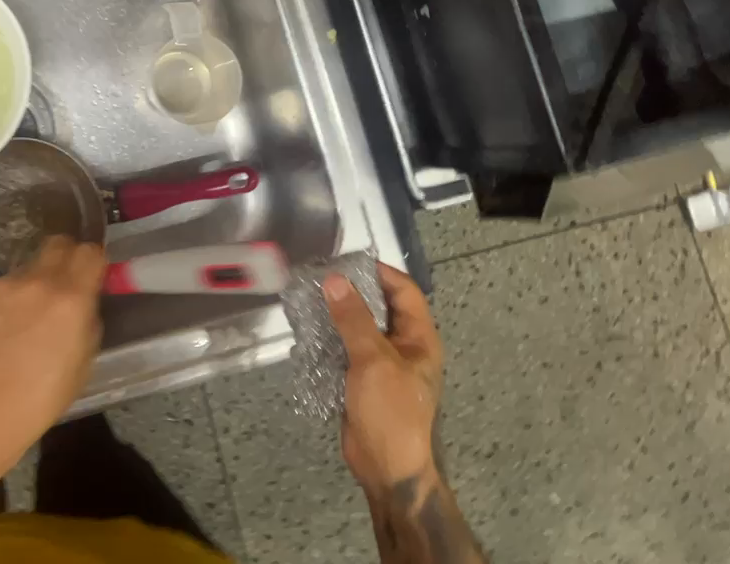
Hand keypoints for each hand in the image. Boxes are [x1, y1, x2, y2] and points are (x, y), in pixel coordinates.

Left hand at [0, 236, 106, 471]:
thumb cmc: (40, 399)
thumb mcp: (83, 364)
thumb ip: (87, 322)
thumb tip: (84, 305)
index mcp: (71, 298)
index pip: (90, 252)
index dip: (94, 261)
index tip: (93, 275)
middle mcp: (39, 281)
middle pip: (59, 243)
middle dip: (67, 256)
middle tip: (66, 283)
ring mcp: (6, 284)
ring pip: (31, 265)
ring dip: (38, 280)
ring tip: (31, 315)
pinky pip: (7, 284)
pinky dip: (14, 296)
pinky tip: (6, 326)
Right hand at [326, 262, 445, 494]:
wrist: (386, 467)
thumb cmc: (390, 411)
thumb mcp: (373, 360)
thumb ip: (354, 319)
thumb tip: (335, 279)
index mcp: (420, 339)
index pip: (405, 291)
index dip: (381, 272)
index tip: (348, 261)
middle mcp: (405, 346)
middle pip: (382, 305)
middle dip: (355, 289)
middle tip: (322, 276)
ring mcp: (384, 363)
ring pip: (362, 325)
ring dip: (339, 311)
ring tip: (310, 297)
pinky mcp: (364, 377)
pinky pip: (348, 346)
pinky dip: (331, 334)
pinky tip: (310, 328)